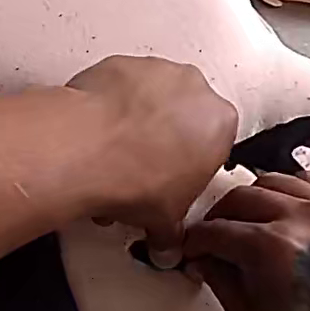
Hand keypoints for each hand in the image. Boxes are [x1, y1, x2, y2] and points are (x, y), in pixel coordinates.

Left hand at [65, 56, 237, 251]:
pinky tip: (92, 136)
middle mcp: (193, 87)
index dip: (187, 169)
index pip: (211, 146)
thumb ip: (171, 233)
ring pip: (147, 99)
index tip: (169, 183)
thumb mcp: (164, 221)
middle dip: (159, 145)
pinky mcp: (117, 64)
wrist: (88, 152)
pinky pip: (115, 87)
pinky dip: (105, 107)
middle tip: (135, 173)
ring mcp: (154, 70)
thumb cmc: (134, 178)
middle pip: (179, 118)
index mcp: (220, 123)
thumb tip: (165, 246)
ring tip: (107, 158)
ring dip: (132, 123)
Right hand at [182, 172, 309, 310]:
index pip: (214, 230)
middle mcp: (303, 221)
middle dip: (218, 217)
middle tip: (213, 237)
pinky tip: (281, 211)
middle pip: (239, 197)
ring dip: (251, 199)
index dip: (194, 241)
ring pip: (273, 181)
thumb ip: (221, 283)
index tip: (192, 248)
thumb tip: (205, 261)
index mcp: (273, 249)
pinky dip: (289, 192)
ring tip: (246, 222)